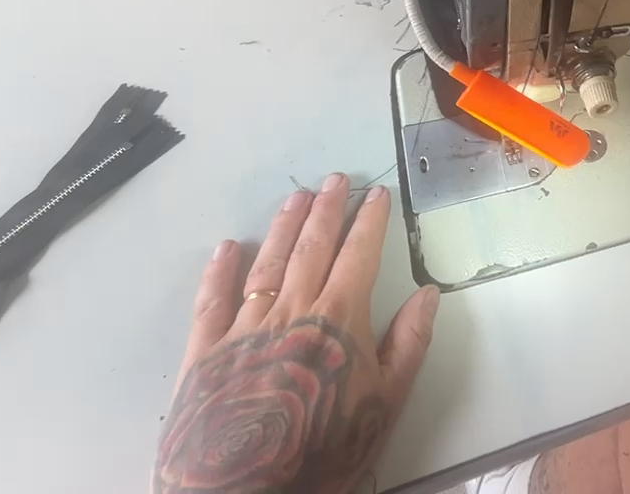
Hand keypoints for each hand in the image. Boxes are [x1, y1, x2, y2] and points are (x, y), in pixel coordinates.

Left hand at [156, 174, 440, 493]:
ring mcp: (243, 329)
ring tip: (295, 197)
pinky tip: (228, 247)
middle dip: (327, 209)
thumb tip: (428, 293)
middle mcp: (291, 309)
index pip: (359, 253)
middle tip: (336, 180)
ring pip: (267, 263)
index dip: (370, 220)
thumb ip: (409, 342)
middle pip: (312, 246)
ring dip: (283, 226)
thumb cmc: (324, 450)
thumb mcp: (385, 401)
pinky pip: (211, 302)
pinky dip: (220, 272)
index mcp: (338, 316)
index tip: (377, 194)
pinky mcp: (202, 354)